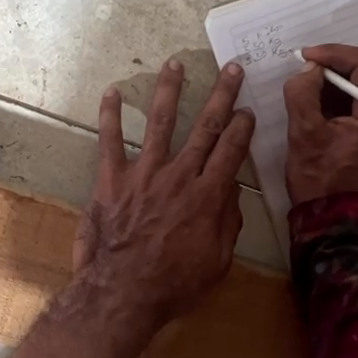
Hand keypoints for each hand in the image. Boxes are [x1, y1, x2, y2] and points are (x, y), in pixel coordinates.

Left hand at [74, 58, 255, 330]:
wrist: (123, 294)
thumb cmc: (175, 284)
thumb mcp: (217, 261)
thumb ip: (227, 222)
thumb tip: (230, 191)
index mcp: (208, 196)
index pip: (231, 150)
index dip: (242, 126)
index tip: (248, 108)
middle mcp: (179, 175)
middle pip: (205, 127)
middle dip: (221, 95)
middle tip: (231, 68)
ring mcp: (144, 173)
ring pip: (161, 122)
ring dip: (170, 90)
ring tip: (175, 63)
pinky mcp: (113, 179)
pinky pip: (110, 141)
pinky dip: (110, 116)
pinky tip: (112, 92)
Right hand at [284, 45, 357, 204]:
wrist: (334, 218)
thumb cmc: (319, 179)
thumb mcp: (304, 132)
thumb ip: (303, 93)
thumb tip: (309, 70)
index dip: (334, 53)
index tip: (305, 57)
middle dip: (334, 64)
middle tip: (305, 68)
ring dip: (335, 79)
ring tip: (306, 86)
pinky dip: (339, 94)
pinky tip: (316, 101)